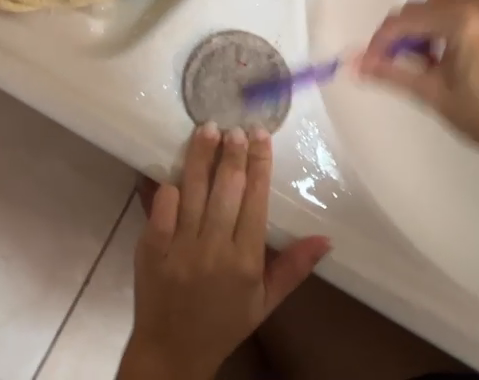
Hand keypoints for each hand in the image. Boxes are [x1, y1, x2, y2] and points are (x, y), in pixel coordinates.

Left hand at [118, 125, 330, 379]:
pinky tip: (176, 170)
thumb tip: (327, 238)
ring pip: (194, 192)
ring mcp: (181, 249)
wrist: (173, 351)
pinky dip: (169, 189)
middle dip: (232, 155)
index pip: (256, 201)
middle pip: (226, 191)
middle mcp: (215, 251)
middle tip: (236, 128)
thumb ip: (294, 267)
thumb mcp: (265, 301)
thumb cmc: (224, 322)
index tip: (260, 135)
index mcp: (246, 261)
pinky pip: (161, 210)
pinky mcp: (151, 249)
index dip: (259, 165)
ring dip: (201, 158)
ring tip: (207, 129)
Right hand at [357, 0, 478, 163]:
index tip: (371, 62)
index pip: (405, 20)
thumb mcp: (431, 94)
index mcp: (458, 22)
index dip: (383, 40)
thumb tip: (353, 64)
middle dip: (407, 29)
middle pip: (425, 2)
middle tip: (403, 60)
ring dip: (437, 9)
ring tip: (436, 42)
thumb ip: (391, 73)